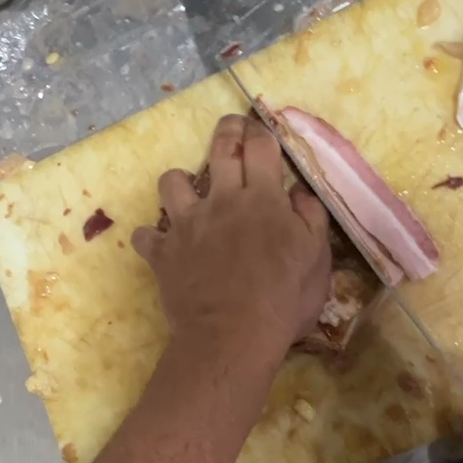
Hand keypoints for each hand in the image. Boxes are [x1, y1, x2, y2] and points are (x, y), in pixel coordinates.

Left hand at [132, 114, 330, 361]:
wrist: (232, 336)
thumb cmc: (283, 301)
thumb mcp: (316, 261)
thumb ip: (311, 220)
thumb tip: (299, 193)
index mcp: (262, 198)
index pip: (262, 147)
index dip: (261, 132)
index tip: (261, 128)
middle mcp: (221, 200)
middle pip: (220, 148)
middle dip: (227, 130)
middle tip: (231, 126)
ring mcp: (187, 224)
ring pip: (172, 181)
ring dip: (179, 180)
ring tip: (187, 191)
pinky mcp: (162, 252)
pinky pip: (146, 235)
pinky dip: (152, 238)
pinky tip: (162, 246)